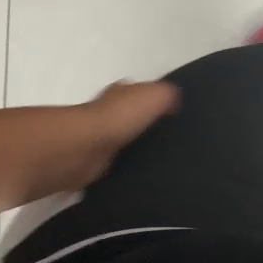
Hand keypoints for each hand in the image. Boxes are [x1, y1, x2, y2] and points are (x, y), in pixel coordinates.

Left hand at [54, 81, 179, 192]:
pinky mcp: (95, 159)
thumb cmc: (121, 116)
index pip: (143, 90)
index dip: (157, 100)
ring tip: (160, 159)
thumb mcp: (155, 96)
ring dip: (136, 145)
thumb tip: (176, 100)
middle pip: (132, 114)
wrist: (85, 148)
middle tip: (169, 139)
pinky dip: (125, 164)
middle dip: (147, 124)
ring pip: (125, 137)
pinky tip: (141, 172)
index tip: (173, 115)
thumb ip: (168, 94)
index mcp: (123, 90)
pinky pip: (117, 160)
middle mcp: (110, 108)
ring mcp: (100, 134)